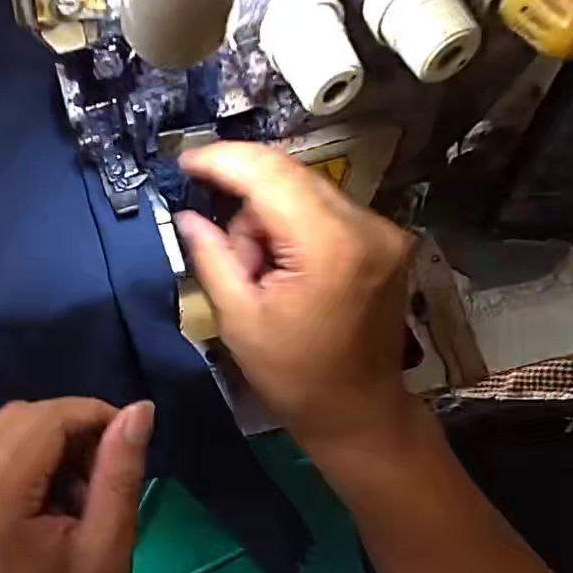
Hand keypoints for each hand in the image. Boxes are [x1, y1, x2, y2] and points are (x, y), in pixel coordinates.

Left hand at [0, 397, 153, 572]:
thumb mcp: (104, 554)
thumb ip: (120, 473)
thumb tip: (140, 410)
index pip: (45, 419)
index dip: (94, 417)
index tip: (128, 443)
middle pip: (21, 418)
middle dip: (71, 432)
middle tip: (102, 480)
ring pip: (3, 432)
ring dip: (48, 448)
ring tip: (75, 500)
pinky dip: (23, 464)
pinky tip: (44, 506)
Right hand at [176, 142, 416, 450]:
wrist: (358, 411)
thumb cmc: (294, 376)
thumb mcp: (239, 319)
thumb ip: (211, 257)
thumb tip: (188, 216)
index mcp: (330, 246)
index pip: (270, 174)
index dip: (222, 161)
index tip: (185, 162)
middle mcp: (368, 225)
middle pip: (290, 177)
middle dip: (247, 205)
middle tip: (233, 258)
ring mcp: (384, 231)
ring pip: (306, 192)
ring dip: (271, 221)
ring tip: (264, 277)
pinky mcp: (387, 241)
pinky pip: (326, 211)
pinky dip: (296, 228)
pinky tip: (288, 270)